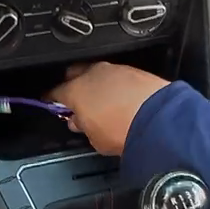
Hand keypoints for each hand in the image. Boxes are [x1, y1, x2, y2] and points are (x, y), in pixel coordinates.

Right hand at [49, 62, 170, 156]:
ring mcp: (114, 70)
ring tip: (102, 101)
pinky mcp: (135, 71)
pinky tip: (121, 98)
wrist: (157, 119)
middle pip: (74, 74)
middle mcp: (92, 74)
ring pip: (97, 73)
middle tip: (77, 100)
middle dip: (72, 84)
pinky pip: (118, 75)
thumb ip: (83, 127)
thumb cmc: (121, 129)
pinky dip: (116, 85)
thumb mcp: (95, 139)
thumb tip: (79, 122)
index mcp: (75, 90)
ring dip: (97, 84)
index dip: (51, 99)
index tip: (51, 103)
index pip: (55, 92)